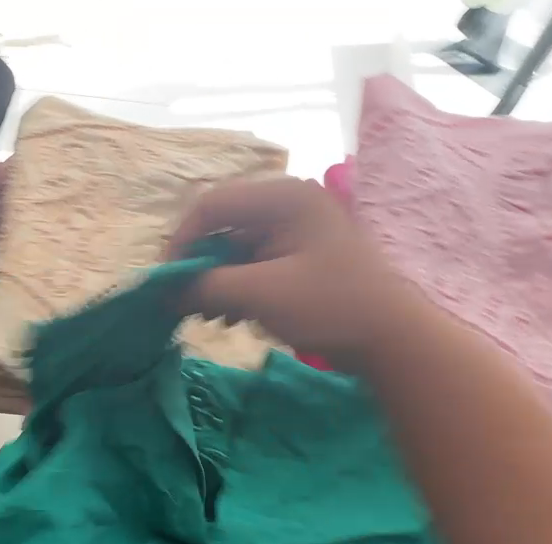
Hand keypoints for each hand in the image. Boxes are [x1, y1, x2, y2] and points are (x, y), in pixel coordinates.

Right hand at [167, 176, 434, 363]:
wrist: (387, 336)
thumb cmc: (329, 306)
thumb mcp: (260, 294)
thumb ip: (206, 287)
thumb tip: (165, 293)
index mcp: (283, 197)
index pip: (210, 205)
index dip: (180, 242)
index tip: (164, 282)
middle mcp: (285, 204)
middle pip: (218, 227)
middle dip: (195, 267)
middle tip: (181, 303)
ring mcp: (291, 231)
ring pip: (229, 250)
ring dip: (210, 283)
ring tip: (205, 316)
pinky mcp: (293, 257)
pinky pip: (246, 266)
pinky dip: (230, 291)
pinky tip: (226, 318)